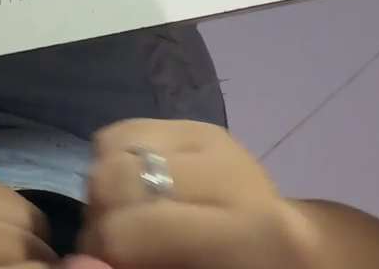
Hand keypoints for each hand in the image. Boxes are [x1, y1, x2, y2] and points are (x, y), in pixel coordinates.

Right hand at [75, 120, 378, 268]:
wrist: (299, 262)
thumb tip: (78, 264)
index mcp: (246, 233)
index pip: (129, 230)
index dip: (102, 253)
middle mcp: (228, 171)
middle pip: (113, 179)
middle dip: (98, 221)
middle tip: (112, 252)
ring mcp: (211, 137)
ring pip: (110, 148)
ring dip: (104, 191)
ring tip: (126, 222)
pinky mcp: (196, 124)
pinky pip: (122, 129)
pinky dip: (114, 162)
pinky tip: (138, 191)